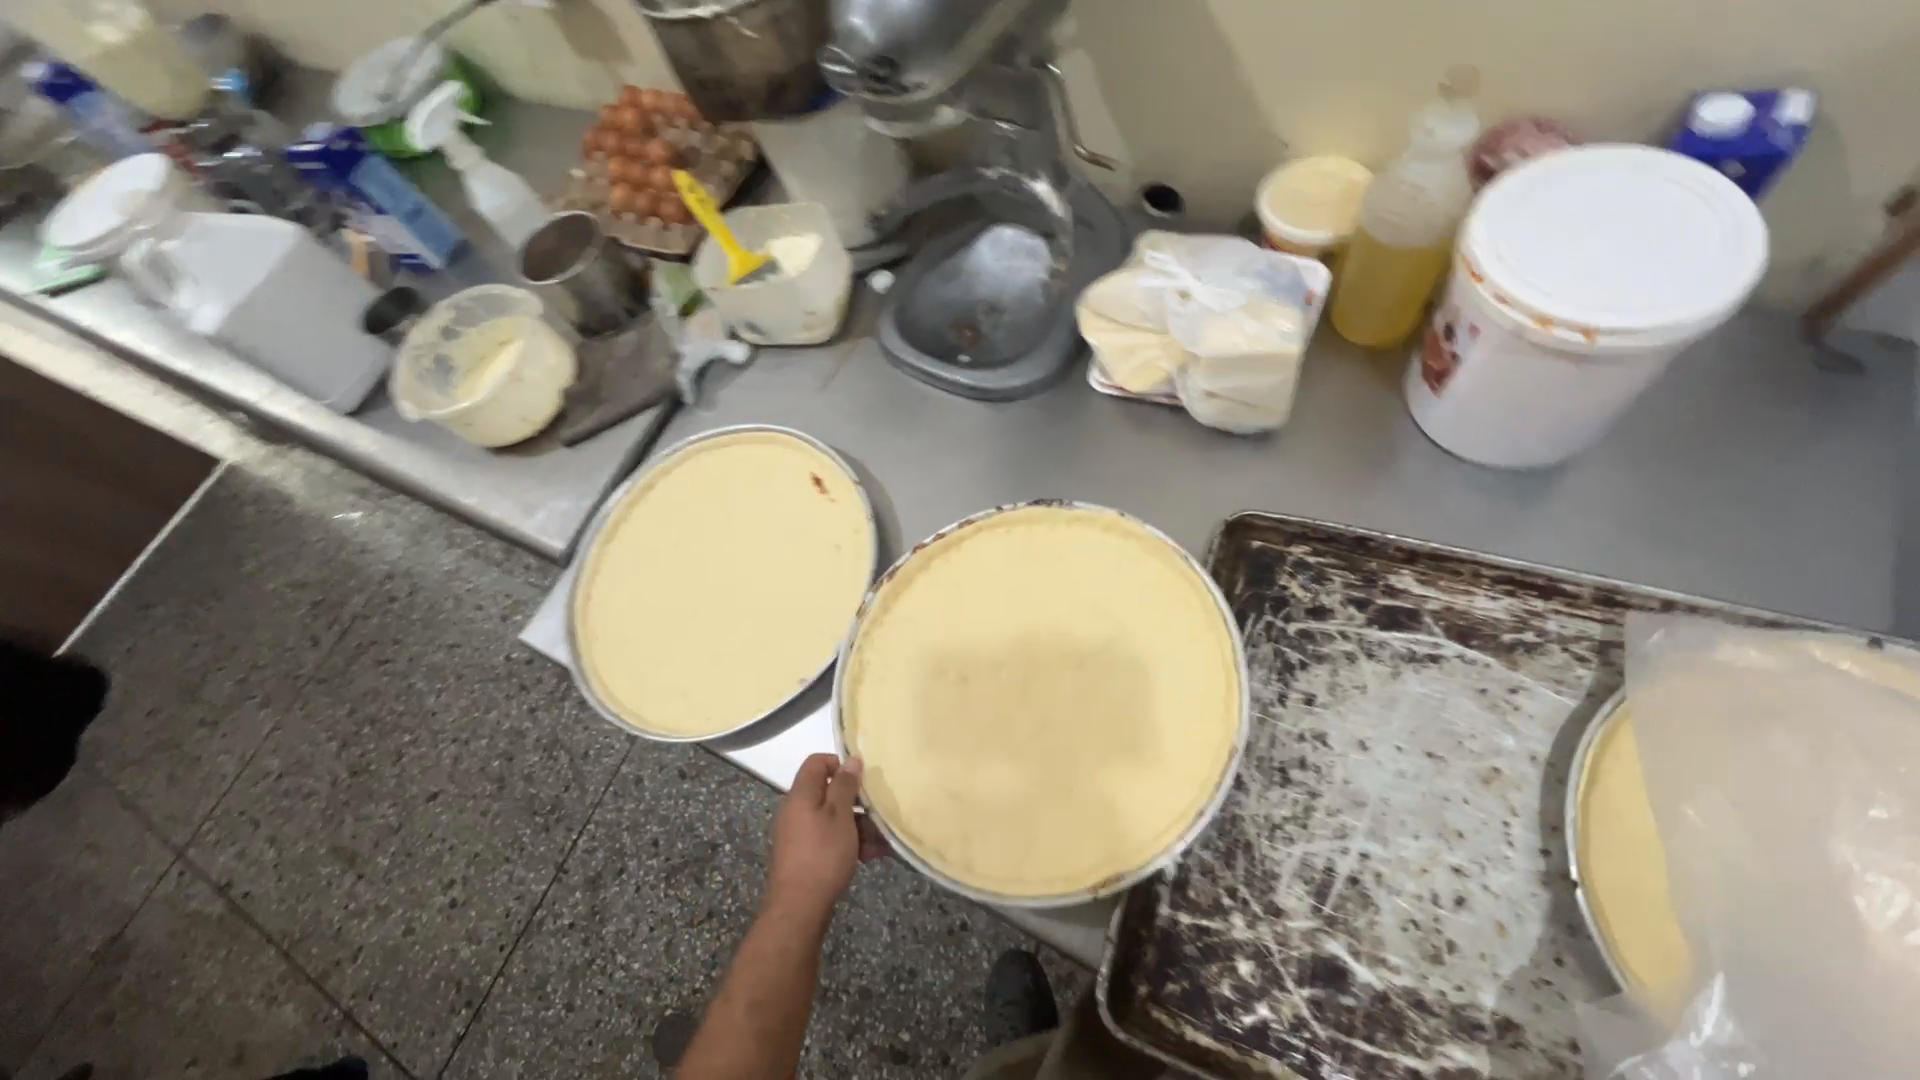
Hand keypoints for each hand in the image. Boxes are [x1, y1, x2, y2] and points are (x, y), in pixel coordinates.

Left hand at [767, 754, 880, 920]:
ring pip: (833, 819)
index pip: (817, 763)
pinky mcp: (804, 854)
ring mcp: (799, 834)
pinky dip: (849, 842)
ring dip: (859, 826)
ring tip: (884, 841)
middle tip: (880, 813)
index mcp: (800, 794)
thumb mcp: (840, 815)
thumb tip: (851, 759)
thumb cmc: (822, 854)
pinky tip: (873, 855)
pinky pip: (830, 838)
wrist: (799, 907)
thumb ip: (845, 785)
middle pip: (828, 793)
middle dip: (857, 802)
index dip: (840, 764)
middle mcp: (796, 810)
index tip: (862, 779)